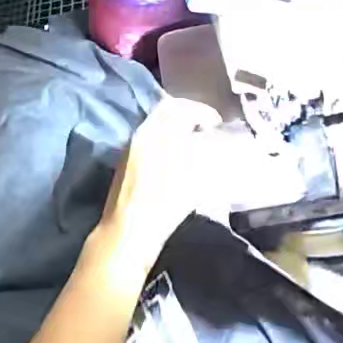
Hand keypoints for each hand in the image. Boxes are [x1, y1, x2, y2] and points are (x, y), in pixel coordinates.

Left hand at [96, 96, 223, 270]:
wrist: (127, 234)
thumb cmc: (162, 208)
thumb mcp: (190, 177)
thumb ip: (196, 149)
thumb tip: (204, 135)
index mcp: (157, 134)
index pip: (182, 107)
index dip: (202, 112)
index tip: (216, 123)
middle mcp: (142, 133)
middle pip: (166, 109)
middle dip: (189, 111)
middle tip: (206, 125)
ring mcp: (131, 145)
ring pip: (156, 120)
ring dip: (177, 121)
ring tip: (194, 136)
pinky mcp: (126, 159)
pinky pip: (150, 133)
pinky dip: (166, 133)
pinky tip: (176, 150)